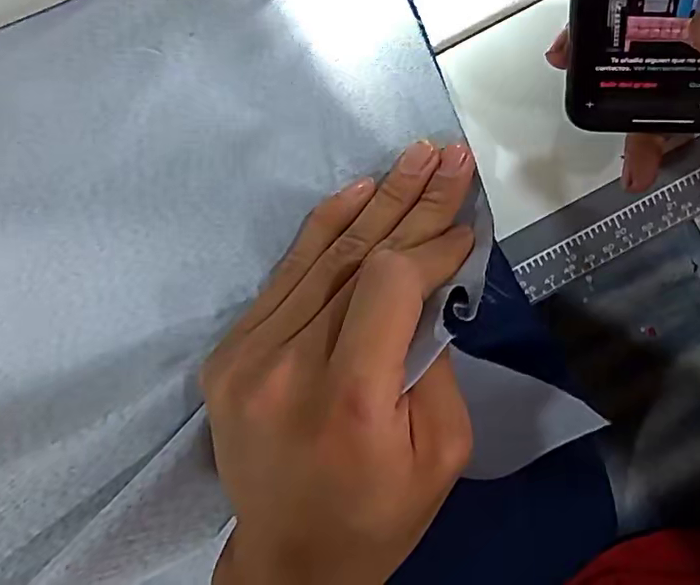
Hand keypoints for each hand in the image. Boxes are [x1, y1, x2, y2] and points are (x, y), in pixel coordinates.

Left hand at [204, 141, 478, 584]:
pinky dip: (329, 223)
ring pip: (327, 253)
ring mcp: (249, 354)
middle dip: (416, 199)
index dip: (434, 244)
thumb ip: (436, 355)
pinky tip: (362, 188)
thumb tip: (434, 279)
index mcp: (348, 400)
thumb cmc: (380, 513)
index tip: (467, 224)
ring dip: (381, 197)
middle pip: (362, 256)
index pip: (391, 283)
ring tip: (417, 155)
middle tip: (450, 155)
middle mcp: (288, 367)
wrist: (290, 560)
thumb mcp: (441, 449)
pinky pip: (289, 268)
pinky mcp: (232, 348)